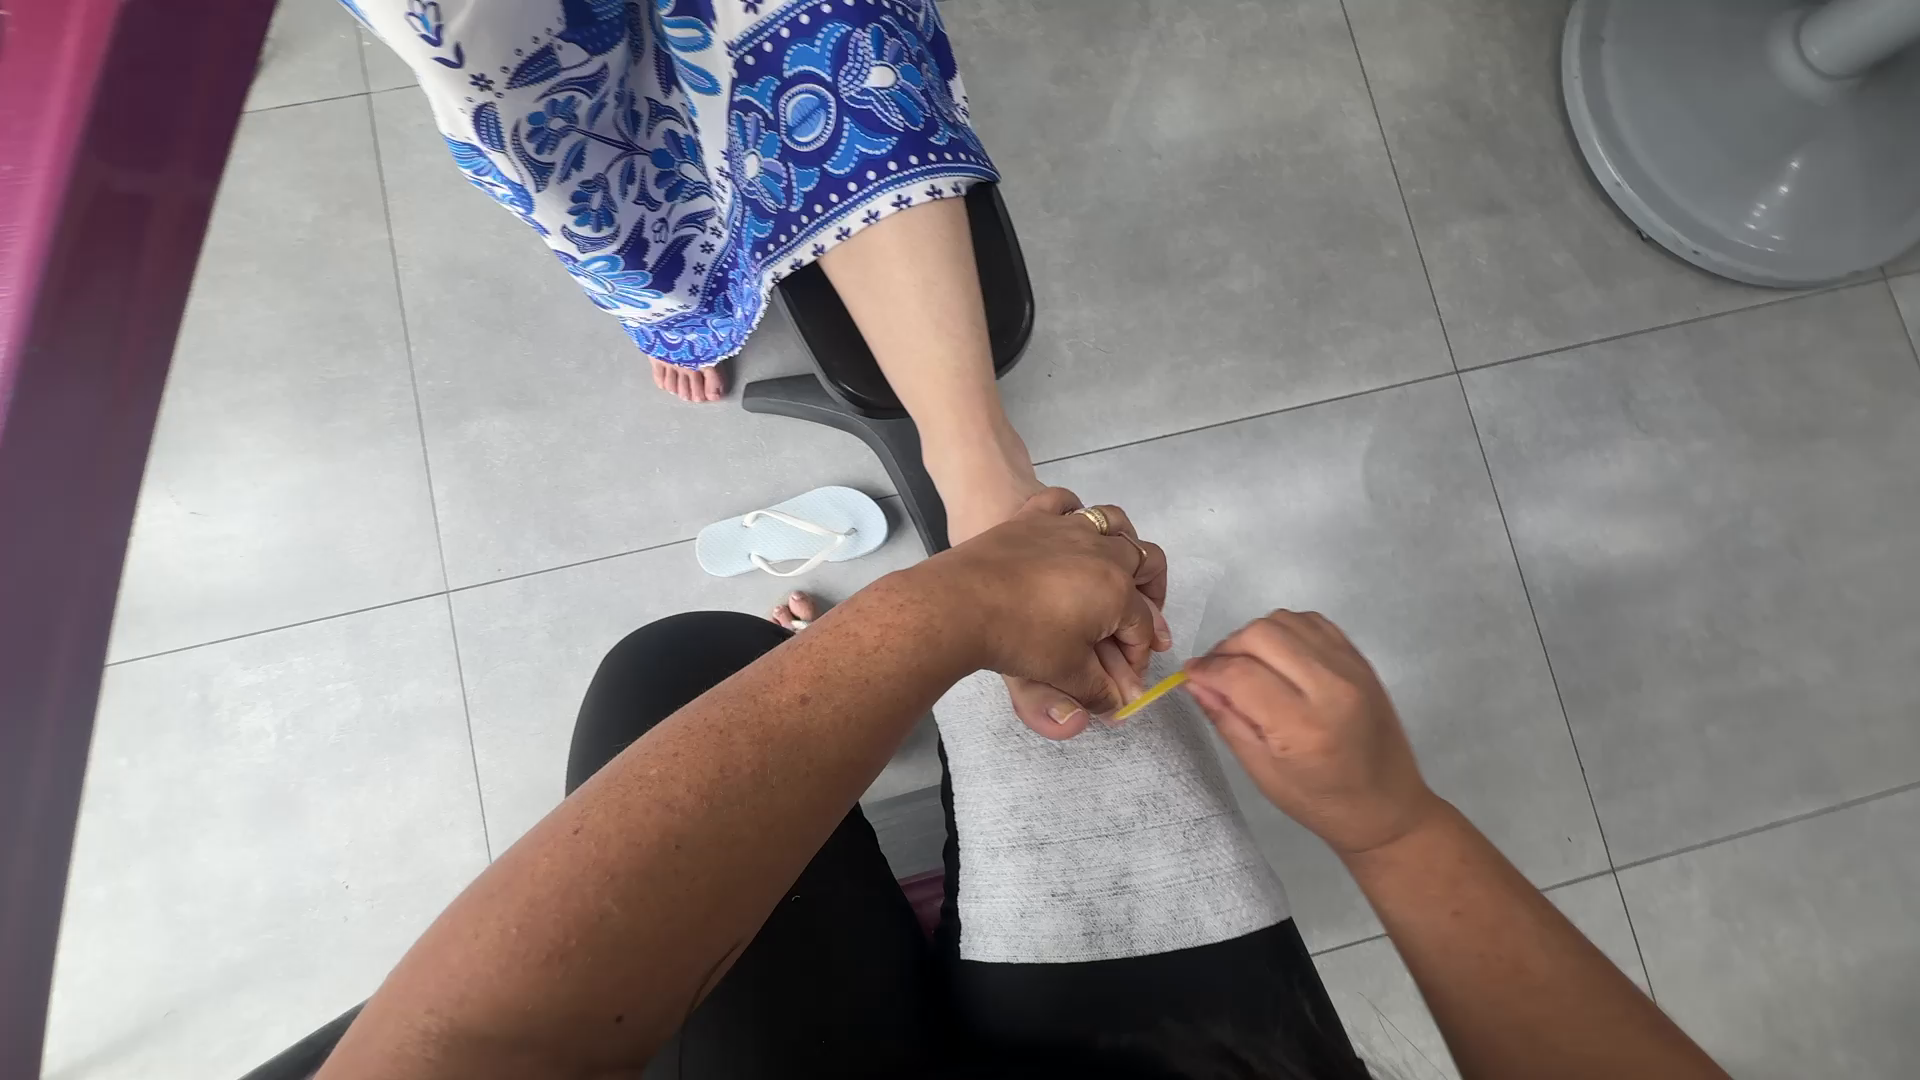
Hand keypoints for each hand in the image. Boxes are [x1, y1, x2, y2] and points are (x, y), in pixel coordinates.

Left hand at [905, 488, 1169, 734]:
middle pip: (1146, 560)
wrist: (961, 601)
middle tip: (1142, 616)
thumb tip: (1118, 707)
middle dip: (1152, 590)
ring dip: (1123, 541)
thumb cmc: (1019, 636)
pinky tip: (1068, 528)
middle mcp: (1103, 552)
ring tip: (1116, 565)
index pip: (1143, 626)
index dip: (1139, 655)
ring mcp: (1068, 526)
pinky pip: (1064, 502)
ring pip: (1113, 521)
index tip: (1126, 679)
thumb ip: (1098, 691)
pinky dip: (1073, 512)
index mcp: (1118, 592)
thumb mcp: (1064, 672)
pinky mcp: (1035, 515)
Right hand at [1184, 611, 1442, 856]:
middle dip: (1227, 649)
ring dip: (1254, 637)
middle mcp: (1331, 687)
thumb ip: (1225, 719)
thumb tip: (1194, 681)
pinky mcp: (1360, 660)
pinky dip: (1284, 631)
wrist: (1389, 808)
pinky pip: (1310, 622)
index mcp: (1304, 726)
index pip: (1239, 675)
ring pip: (1283, 621)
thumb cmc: (1320, 801)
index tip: (1190, 676)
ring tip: (1247, 664)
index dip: (1206, 670)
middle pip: (1260, 635)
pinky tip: (1277, 657)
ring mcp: (1350, 668)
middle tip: (1217, 673)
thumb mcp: (1261, 770)